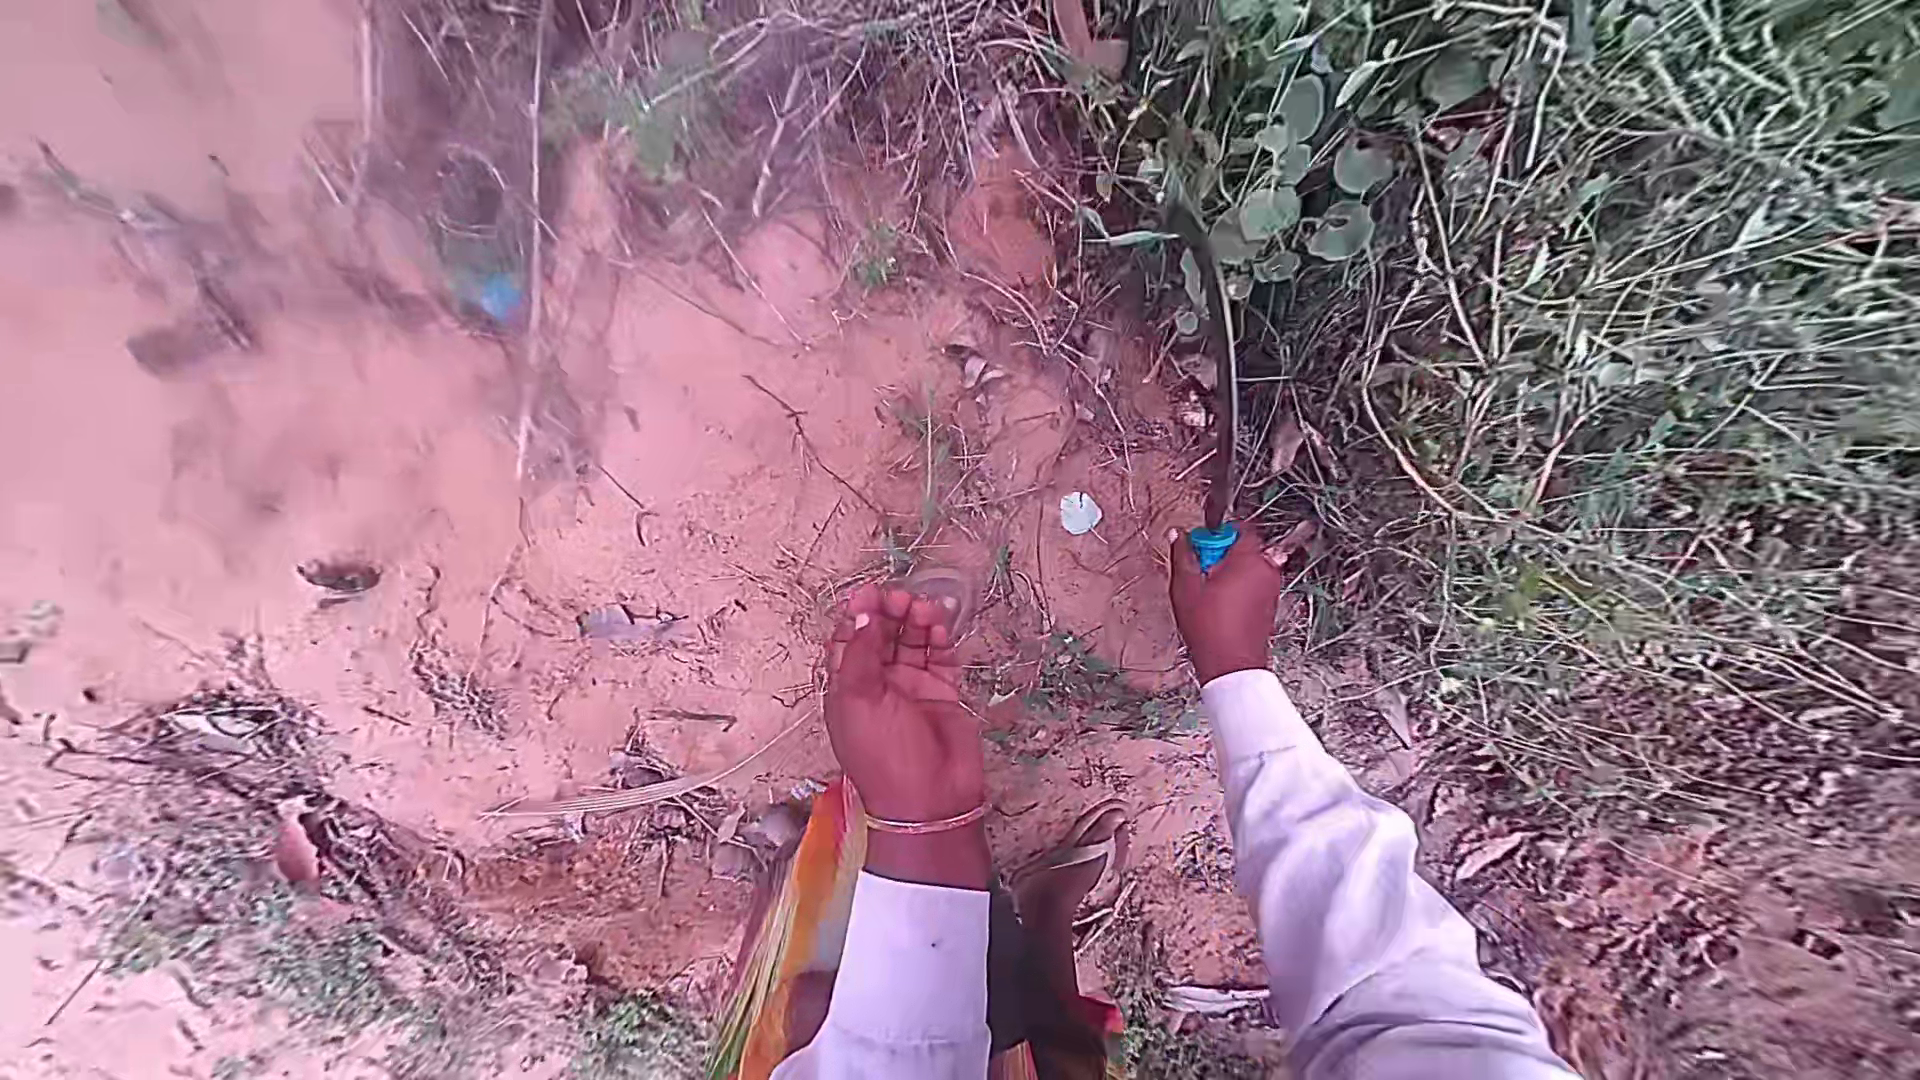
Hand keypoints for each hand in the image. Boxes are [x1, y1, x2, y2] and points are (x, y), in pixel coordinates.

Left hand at [826, 584, 987, 887]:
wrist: (931, 800)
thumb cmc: (885, 755)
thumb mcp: (859, 701)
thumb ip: (860, 653)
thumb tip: (861, 614)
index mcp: (849, 689)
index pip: (849, 641)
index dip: (858, 616)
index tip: (868, 594)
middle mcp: (879, 684)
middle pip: (882, 636)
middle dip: (890, 614)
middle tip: (901, 599)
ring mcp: (911, 687)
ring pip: (912, 642)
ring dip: (916, 621)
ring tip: (924, 609)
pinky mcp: (942, 691)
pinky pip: (939, 656)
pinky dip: (939, 638)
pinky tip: (939, 625)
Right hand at [1167, 524, 1294, 683]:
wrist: (1231, 664)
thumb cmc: (1210, 627)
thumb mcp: (1185, 586)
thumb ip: (1183, 555)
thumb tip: (1179, 535)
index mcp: (1248, 559)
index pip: (1239, 528)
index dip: (1216, 534)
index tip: (1200, 547)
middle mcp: (1266, 570)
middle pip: (1243, 547)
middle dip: (1220, 553)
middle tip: (1200, 570)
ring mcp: (1270, 587)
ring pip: (1248, 565)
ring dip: (1229, 569)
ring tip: (1208, 589)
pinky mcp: (1269, 602)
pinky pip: (1253, 582)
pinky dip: (1238, 585)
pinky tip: (1219, 602)